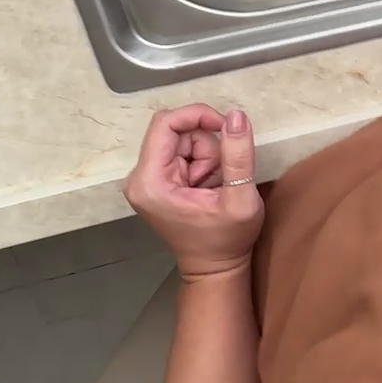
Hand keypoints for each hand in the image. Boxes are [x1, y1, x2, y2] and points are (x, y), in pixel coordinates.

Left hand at [123, 104, 264, 280]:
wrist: (214, 267)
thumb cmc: (226, 239)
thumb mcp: (240, 197)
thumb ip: (238, 155)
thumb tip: (236, 115)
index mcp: (151, 181)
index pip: (166, 123)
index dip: (198, 116)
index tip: (227, 127)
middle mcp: (141, 177)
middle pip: (177, 131)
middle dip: (208, 145)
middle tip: (220, 175)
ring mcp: (148, 179)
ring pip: (184, 139)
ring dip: (208, 155)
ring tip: (215, 185)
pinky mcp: (159, 180)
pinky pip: (185, 151)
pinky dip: (204, 162)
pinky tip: (209, 186)